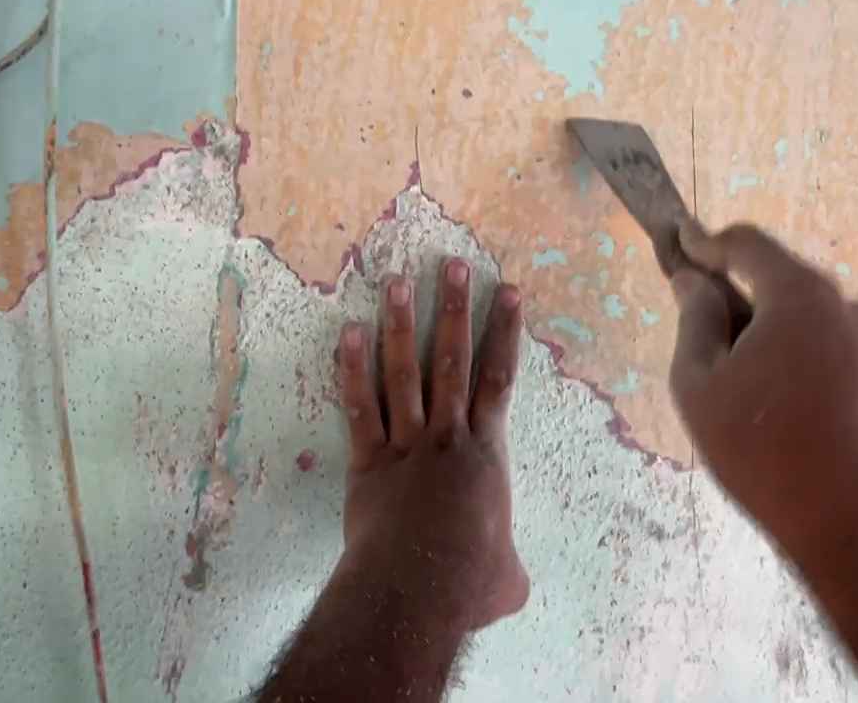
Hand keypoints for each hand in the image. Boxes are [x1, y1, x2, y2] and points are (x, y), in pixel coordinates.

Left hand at [334, 258, 529, 630]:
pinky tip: (348, 332)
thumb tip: (508, 580)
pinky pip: (359, 406)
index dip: (506, 332)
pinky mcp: (368, 458)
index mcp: (486, 453)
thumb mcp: (505, 578)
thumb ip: (507, 564)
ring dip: (401, 324)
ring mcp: (405, 441)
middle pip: (452, 359)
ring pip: (404, 371)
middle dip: (454, 310)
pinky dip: (352, 369)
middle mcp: (447, 434)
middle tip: (453, 266)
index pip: (500, 378)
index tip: (509, 291)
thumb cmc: (468, 584)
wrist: (417, 592)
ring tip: (397, 281)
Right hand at [667, 221, 857, 579]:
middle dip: (735, 297)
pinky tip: (779, 416)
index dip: (705, 241)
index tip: (678, 239)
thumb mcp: (701, 384)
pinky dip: (796, 364)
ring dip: (766, 336)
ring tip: (738, 391)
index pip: (746, 245)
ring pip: (804, 324)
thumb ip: (696, 321)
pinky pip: (829, 356)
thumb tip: (695, 283)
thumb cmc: (767, 452)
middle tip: (699, 334)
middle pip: (778, 283)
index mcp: (800, 297)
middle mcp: (847, 310)